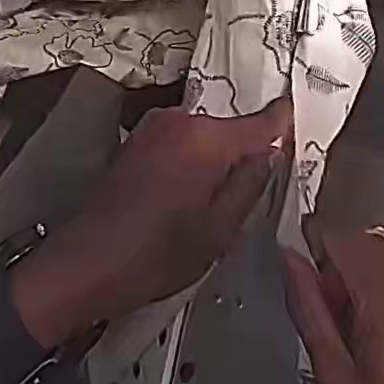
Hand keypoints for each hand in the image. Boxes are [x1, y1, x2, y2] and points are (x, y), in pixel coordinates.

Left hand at [10, 98, 290, 346]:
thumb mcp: (219, 230)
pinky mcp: (139, 139)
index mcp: (206, 139)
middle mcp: (181, 120)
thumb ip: (251, 183)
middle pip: (231, 129)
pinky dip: (193, 159)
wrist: (85, 263)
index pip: (261, 121)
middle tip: (249, 192)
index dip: (283, 122)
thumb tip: (270, 153)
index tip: (298, 122)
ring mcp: (156, 127)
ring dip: (216, 158)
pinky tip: (186, 197)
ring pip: (206, 136)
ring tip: (211, 204)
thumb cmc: (155, 253)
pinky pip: (182, 140)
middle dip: (245, 153)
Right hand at [284, 226, 383, 383]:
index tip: (305, 254)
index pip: (342, 235)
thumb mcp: (337, 381)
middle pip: (374, 245)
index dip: (316, 243)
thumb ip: (309, 309)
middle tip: (335, 313)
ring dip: (381, 283)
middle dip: (347, 269)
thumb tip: (292, 266)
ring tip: (374, 341)